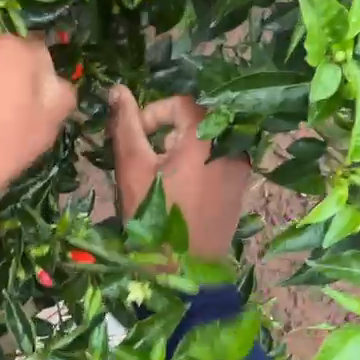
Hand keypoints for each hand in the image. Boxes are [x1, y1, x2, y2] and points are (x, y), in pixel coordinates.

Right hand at [109, 87, 252, 258]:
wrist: (185, 270)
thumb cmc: (154, 218)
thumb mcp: (133, 167)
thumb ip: (126, 124)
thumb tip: (117, 89)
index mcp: (208, 136)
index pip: (179, 103)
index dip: (152, 115)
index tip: (136, 139)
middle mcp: (233, 144)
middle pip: (197, 118)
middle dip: (168, 132)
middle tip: (149, 159)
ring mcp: (241, 166)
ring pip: (208, 138)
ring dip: (183, 147)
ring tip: (164, 175)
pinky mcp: (242, 185)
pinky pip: (220, 157)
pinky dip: (199, 162)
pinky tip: (182, 188)